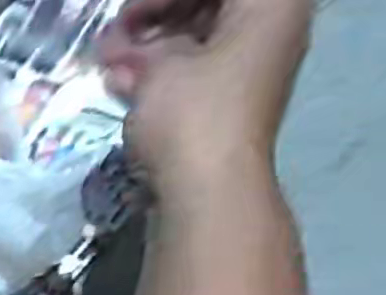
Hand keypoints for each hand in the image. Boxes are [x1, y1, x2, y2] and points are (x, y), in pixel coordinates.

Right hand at [97, 0, 312, 201]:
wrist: (207, 185)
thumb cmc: (191, 116)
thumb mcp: (159, 72)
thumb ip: (140, 51)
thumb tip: (120, 45)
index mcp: (271, 2)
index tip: (123, 16)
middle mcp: (273, 24)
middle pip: (213, 5)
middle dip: (159, 17)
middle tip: (115, 37)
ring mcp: (253, 65)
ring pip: (202, 37)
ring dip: (155, 46)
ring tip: (113, 62)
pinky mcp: (231, 99)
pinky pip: (198, 68)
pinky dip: (164, 71)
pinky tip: (129, 82)